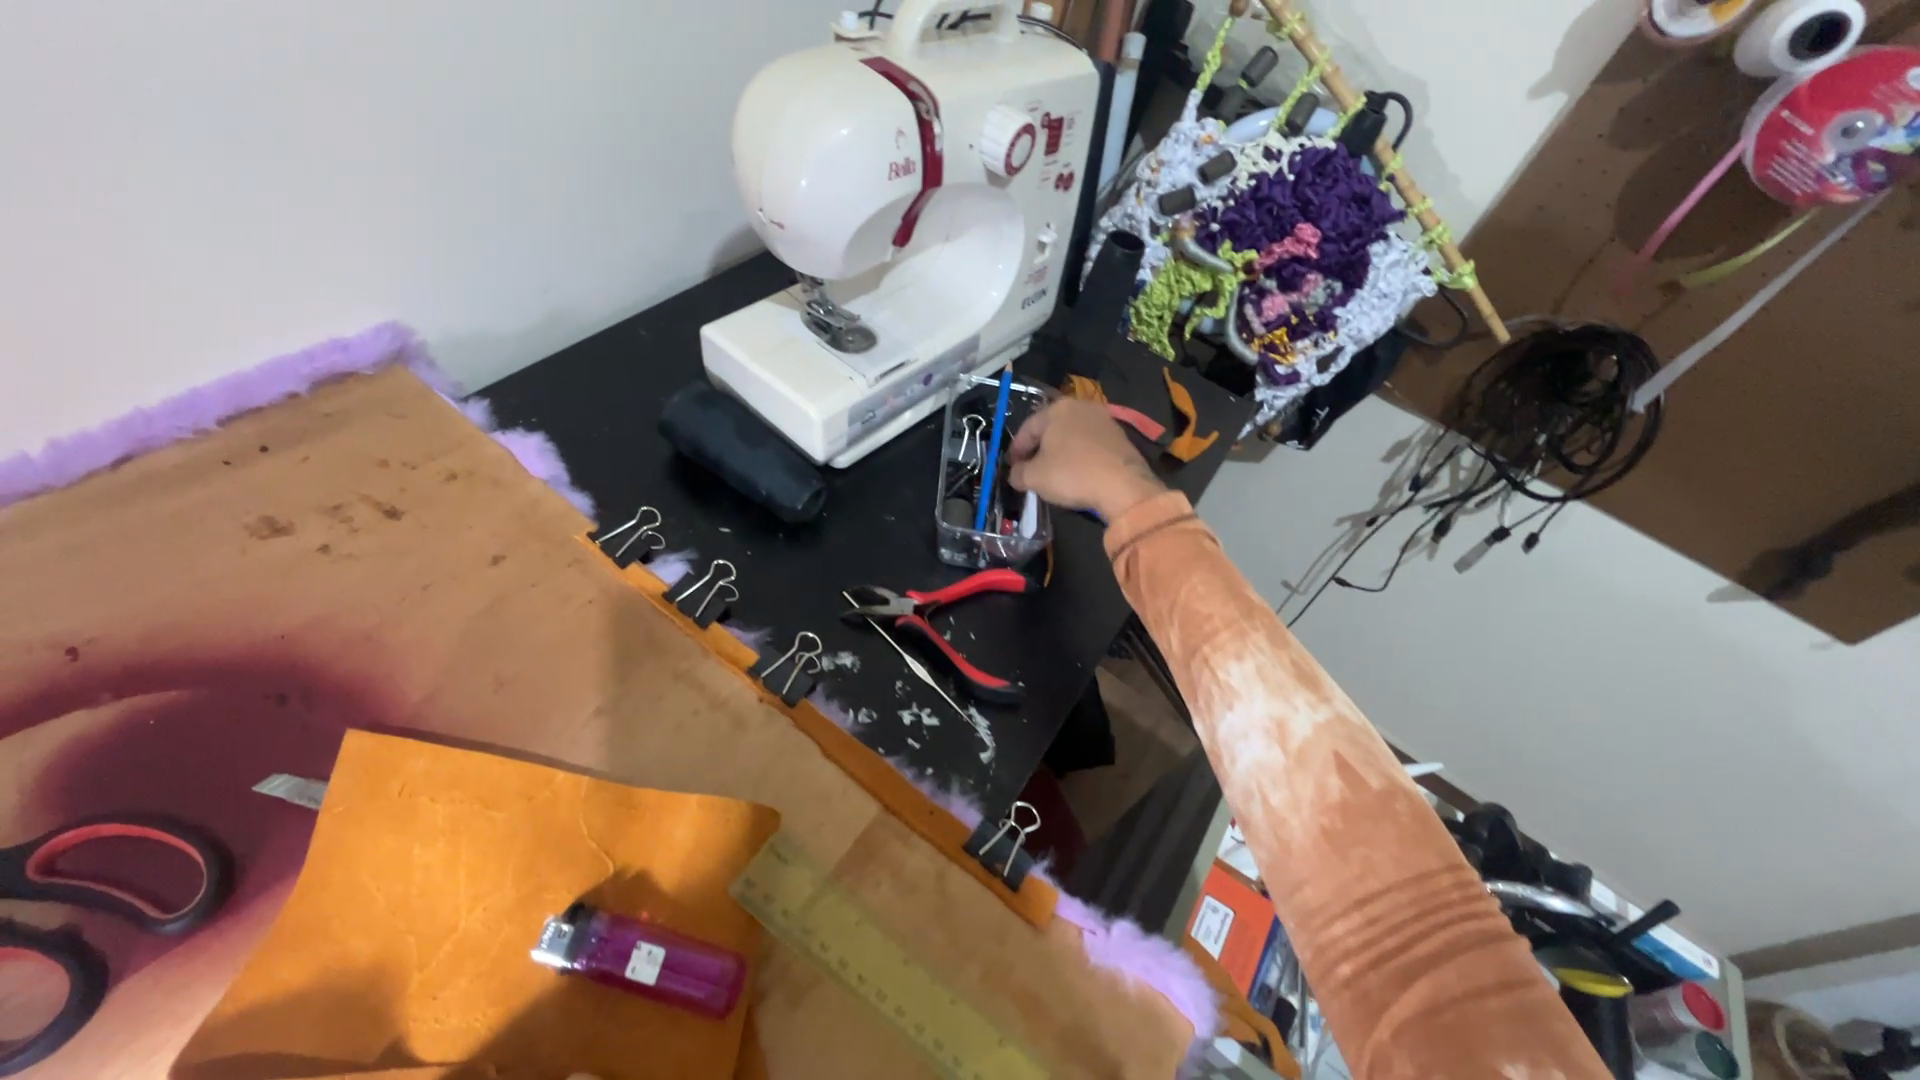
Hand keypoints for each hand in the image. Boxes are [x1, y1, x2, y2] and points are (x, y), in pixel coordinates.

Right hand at [1007, 399, 1165, 519]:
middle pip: (1051, 429)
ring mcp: (1103, 420)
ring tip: (1053, 473)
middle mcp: (1081, 407)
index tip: (1011, 467)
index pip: (1027, 428)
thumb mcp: (1034, 477)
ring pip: (1072, 436)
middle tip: (1030, 469)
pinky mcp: (1119, 436)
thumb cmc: (1072, 474)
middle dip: (1038, 449)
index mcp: (1057, 409)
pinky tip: (1077, 473)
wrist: (1123, 485)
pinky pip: (1090, 445)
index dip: (1015, 450)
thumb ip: (1018, 473)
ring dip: (1060, 452)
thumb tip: (1015, 474)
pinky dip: (1079, 456)